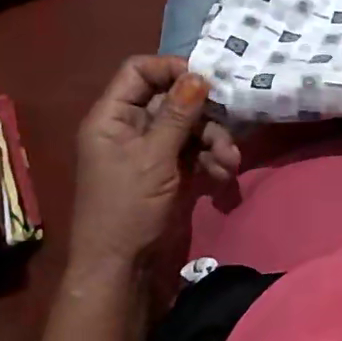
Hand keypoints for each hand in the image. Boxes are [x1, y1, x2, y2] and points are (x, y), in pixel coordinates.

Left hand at [69, 56, 240, 268]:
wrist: (123, 270)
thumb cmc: (127, 208)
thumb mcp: (153, 157)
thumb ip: (177, 115)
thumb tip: (198, 75)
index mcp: (112, 117)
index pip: (139, 72)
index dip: (171, 70)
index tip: (205, 79)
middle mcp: (130, 129)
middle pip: (172, 101)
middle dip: (203, 115)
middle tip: (228, 127)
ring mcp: (152, 154)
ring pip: (189, 130)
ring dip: (213, 141)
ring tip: (229, 163)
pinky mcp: (170, 176)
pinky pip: (194, 155)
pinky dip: (211, 162)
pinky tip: (224, 177)